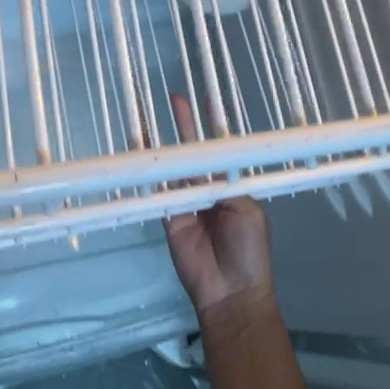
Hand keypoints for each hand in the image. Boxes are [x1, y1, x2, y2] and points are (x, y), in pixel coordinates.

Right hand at [163, 94, 275, 328]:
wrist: (231, 291)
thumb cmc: (249, 249)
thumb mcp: (248, 211)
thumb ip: (225, 184)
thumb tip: (202, 163)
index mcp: (232, 185)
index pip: (221, 150)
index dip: (214, 126)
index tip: (208, 99)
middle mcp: (208, 188)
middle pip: (193, 152)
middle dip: (185, 125)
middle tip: (176, 97)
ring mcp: (186, 201)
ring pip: (173, 167)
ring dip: (163, 144)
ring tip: (149, 117)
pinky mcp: (168, 215)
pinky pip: (157, 190)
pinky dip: (148, 172)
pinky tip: (140, 153)